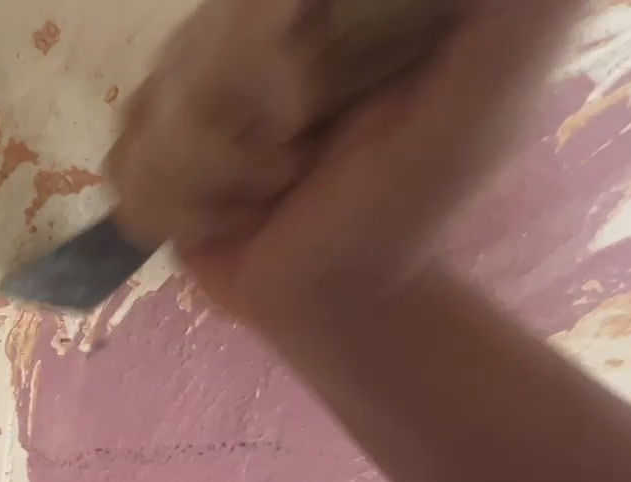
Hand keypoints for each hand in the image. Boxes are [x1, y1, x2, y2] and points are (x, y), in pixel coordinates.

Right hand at [121, 0, 584, 331]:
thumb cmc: (394, 217)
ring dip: (205, 191)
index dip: (253, 65)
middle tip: (289, 177)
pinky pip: (123, 168)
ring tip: (256, 206)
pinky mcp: (151, 152)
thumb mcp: (470, 113)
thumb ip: (507, 23)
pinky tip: (215, 220)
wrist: (326, 304)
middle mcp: (248, 41)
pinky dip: (169, 211)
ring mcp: (191, 97)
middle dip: (231, 149)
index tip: (297, 120)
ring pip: (147, 123)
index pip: (244, 11)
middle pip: (182, 64)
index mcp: (324, 12)